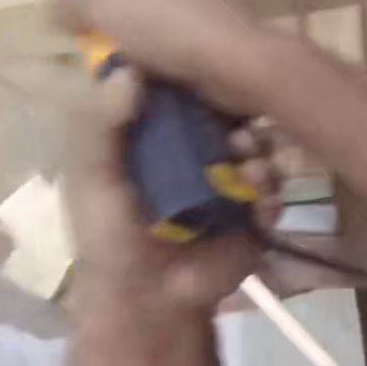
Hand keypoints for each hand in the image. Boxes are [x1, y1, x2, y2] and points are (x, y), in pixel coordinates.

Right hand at [54, 0, 263, 113]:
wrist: (240, 66)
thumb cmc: (170, 25)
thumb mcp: (103, 1)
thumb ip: (73, 1)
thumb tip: (55, 12)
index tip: (89, 28)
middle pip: (153, 13)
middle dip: (130, 39)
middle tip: (108, 63)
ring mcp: (225, 26)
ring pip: (176, 45)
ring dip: (155, 65)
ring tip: (132, 85)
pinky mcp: (238, 60)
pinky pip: (198, 70)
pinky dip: (181, 82)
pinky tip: (164, 96)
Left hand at [63, 68, 280, 323]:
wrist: (152, 298)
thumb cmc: (111, 235)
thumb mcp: (92, 176)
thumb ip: (102, 123)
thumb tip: (131, 68)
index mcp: (156, 143)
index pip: (183, 101)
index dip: (199, 88)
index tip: (214, 80)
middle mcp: (197, 158)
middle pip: (231, 124)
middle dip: (243, 128)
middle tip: (241, 139)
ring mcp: (229, 186)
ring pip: (259, 155)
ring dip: (261, 160)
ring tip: (253, 176)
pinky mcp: (254, 213)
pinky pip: (274, 192)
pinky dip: (272, 194)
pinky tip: (262, 204)